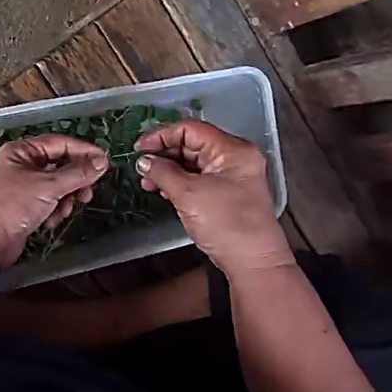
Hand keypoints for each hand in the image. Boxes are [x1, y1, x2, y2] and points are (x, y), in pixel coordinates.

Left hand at [0, 134, 108, 267]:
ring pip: (58, 186)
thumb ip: (78, 173)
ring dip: (65, 198)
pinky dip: (54, 210)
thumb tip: (102, 161)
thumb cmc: (13, 206)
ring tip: (64, 210)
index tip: (105, 162)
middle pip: (60, 165)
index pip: (60, 143)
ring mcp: (24, 186)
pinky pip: (50, 202)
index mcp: (22, 151)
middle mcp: (22, 165)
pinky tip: (51, 220)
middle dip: (75, 180)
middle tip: (87, 194)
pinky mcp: (26, 206)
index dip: (84, 151)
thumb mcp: (48, 186)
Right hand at [135, 121, 291, 275]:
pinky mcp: (226, 192)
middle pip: (192, 144)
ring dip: (168, 169)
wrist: (252, 261)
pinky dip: (178, 181)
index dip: (161, 136)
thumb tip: (143, 161)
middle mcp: (234, 157)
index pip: (191, 130)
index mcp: (232, 150)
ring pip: (193, 162)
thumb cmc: (225, 223)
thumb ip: (162, 172)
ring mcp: (232, 175)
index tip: (139, 149)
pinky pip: (198, 178)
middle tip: (140, 166)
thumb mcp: (188, 194)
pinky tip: (162, 190)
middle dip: (163, 154)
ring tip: (147, 182)